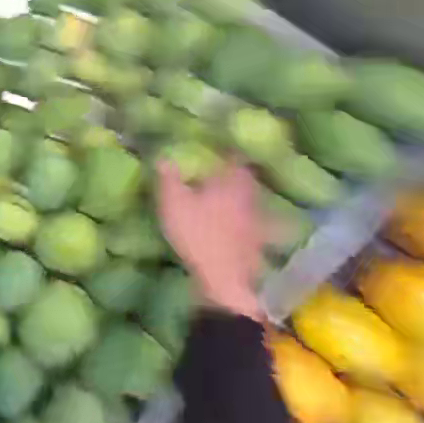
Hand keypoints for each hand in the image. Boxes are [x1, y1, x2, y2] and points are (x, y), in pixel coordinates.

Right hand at [156, 160, 265, 319]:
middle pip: (248, 182)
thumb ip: (168, 177)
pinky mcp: (257, 244)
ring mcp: (257, 224)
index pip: (236, 162)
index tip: (226, 143)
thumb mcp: (172, 201)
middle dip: (239, 173)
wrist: (223, 279)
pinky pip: (258, 226)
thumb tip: (164, 155)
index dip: (232, 151)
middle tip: (227, 166)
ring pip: (255, 203)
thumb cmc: (196, 233)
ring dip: (247, 195)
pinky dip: (256, 222)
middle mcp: (248, 201)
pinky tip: (252, 226)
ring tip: (236, 192)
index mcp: (229, 187)